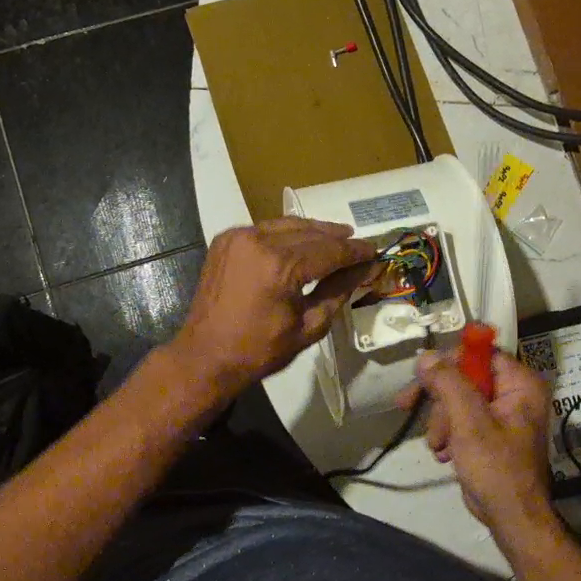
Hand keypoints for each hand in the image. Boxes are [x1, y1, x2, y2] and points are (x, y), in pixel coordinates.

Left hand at [170, 218, 377, 397]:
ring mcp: (238, 237)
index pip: (329, 251)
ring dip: (314, 231)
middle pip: (309, 233)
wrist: (206, 356)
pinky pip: (265, 228)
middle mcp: (258, 241)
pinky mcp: (225, 240)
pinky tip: (302, 241)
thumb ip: (338, 291)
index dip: (355, 251)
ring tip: (337, 237)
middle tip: (359, 244)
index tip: (375, 251)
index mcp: (280, 266)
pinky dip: (287, 232)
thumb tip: (365, 270)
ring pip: (287, 224)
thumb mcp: (309, 326)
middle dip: (337, 238)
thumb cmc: (260, 350)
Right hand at [397, 344, 554, 531]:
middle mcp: (515, 393)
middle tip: (411, 408)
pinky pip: (462, 419)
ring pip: (458, 399)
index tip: (423, 376)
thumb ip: (448, 384)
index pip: (481, 353)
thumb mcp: (469, 422)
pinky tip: (444, 452)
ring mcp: (503, 414)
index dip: (450, 361)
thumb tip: (426, 356)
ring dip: (441, 420)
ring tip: (438, 445)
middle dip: (440, 399)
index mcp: (521, 384)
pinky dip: (448, 433)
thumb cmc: (496, 468)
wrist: (512, 518)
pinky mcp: (490, 433)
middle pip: (465, 376)